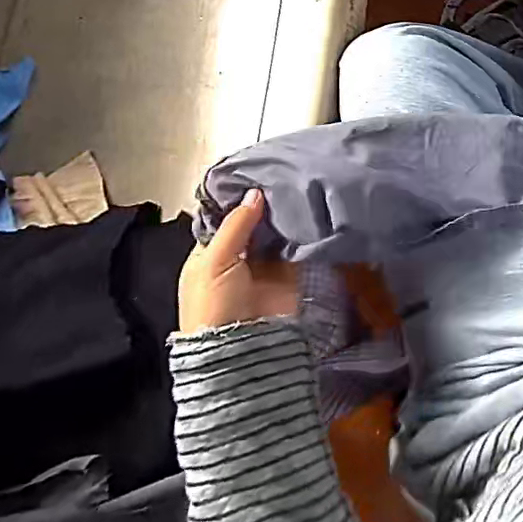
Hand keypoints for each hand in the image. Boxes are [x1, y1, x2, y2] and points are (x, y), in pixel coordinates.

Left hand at [179, 188, 300, 332]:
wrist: (241, 344)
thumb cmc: (214, 303)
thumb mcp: (214, 260)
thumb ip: (236, 225)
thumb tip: (255, 193)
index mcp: (210, 252)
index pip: (225, 218)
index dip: (239, 200)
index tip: (258, 176)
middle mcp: (239, 255)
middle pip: (255, 224)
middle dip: (267, 206)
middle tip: (285, 180)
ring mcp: (266, 265)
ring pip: (278, 234)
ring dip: (287, 218)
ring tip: (301, 191)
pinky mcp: (290, 273)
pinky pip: (298, 248)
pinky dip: (304, 234)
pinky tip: (311, 214)